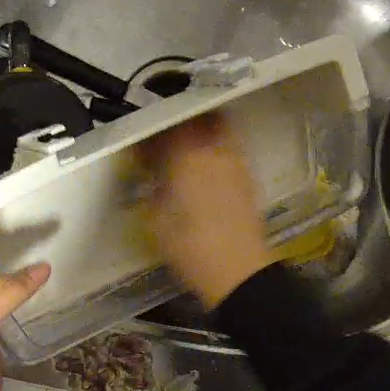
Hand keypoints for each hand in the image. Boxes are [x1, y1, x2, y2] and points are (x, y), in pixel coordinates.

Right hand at [138, 115, 277, 308]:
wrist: (239, 272)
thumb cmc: (191, 249)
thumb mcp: (157, 223)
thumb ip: (153, 192)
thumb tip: (153, 179)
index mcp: (185, 158)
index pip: (164, 130)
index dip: (149, 135)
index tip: (140, 147)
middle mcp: (213, 151)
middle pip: (196, 118)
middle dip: (179, 125)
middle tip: (166, 141)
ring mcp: (236, 162)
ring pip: (218, 128)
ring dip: (201, 132)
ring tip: (188, 152)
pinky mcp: (249, 177)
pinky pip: (231, 149)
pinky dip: (217, 150)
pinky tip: (207, 171)